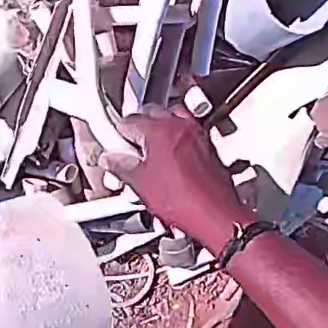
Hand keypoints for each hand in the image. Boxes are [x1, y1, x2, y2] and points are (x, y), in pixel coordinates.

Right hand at [105, 105, 252, 251]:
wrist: (215, 214)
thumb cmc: (185, 200)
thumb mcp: (142, 184)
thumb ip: (123, 166)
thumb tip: (112, 159)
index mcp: (160, 129)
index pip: (129, 121)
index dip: (117, 133)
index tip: (113, 143)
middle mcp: (180, 126)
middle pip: (152, 113)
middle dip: (138, 127)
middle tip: (128, 145)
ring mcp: (197, 134)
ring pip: (173, 118)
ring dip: (160, 128)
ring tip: (150, 149)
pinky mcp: (208, 146)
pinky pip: (188, 132)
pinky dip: (177, 139)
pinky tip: (170, 158)